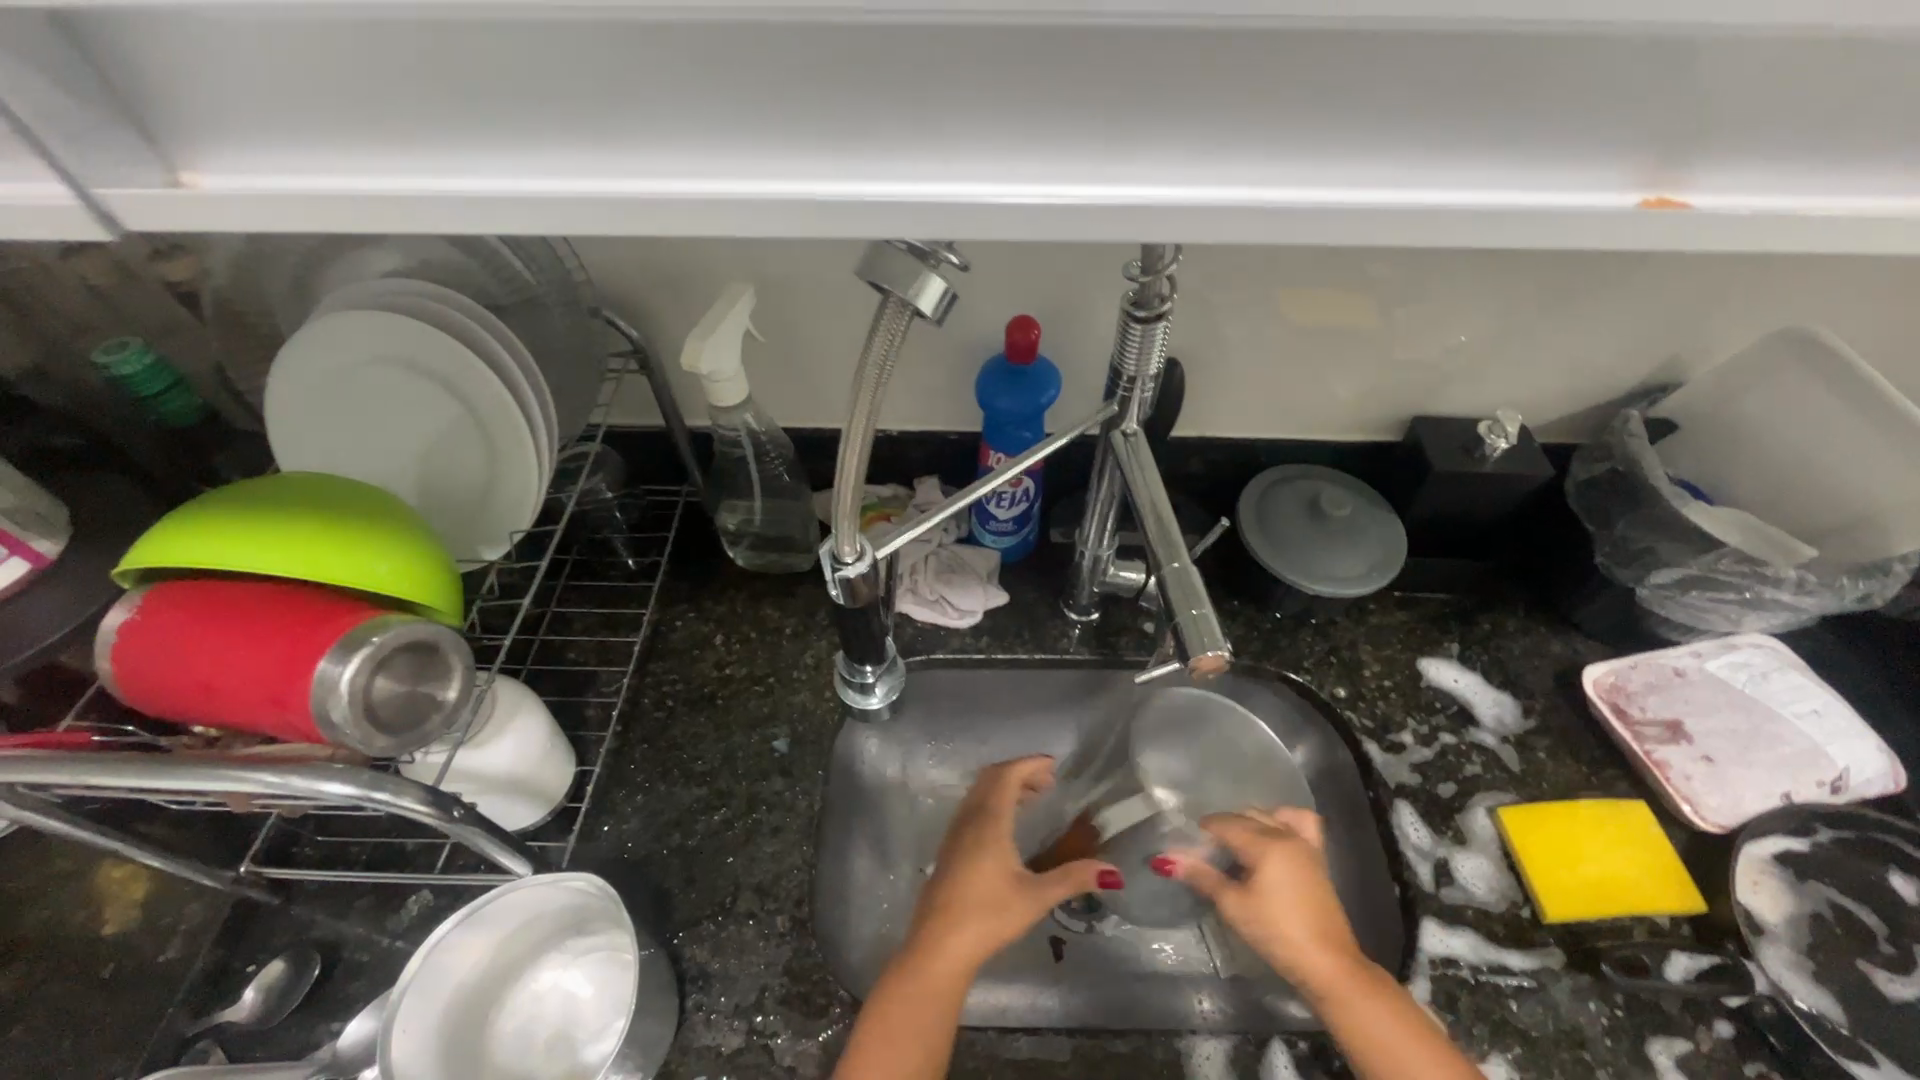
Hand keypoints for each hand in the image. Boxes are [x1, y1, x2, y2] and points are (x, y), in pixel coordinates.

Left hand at [907, 756, 1121, 974]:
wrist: (938, 945)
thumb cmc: (988, 916)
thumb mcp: (1036, 897)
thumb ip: (1073, 878)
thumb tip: (1113, 871)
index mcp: (989, 821)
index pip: (1007, 774)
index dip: (1030, 764)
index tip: (1054, 765)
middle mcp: (968, 819)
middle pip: (990, 778)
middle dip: (1019, 772)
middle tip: (1048, 782)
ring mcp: (954, 833)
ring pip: (978, 793)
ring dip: (1003, 787)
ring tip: (1032, 800)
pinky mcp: (948, 849)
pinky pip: (971, 809)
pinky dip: (992, 803)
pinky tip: (1007, 827)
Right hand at [1156, 807, 1368, 992]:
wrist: (1327, 964)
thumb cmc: (1276, 933)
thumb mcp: (1233, 906)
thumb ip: (1202, 877)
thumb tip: (1166, 860)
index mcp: (1265, 843)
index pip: (1224, 823)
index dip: (1201, 832)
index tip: (1186, 848)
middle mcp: (1286, 835)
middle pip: (1245, 816)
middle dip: (1222, 828)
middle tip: (1205, 853)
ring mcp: (1305, 844)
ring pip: (1270, 816)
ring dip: (1248, 823)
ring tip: (1234, 847)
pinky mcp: (1317, 858)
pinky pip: (1299, 823)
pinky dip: (1282, 821)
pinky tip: (1270, 838)